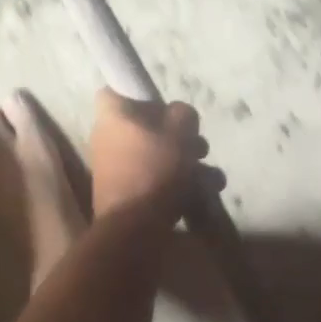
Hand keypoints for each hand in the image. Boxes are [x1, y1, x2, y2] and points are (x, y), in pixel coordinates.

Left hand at [88, 88, 209, 222]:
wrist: (133, 229)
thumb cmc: (153, 170)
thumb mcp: (178, 134)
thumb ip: (182, 115)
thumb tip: (179, 114)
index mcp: (112, 117)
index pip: (114, 92)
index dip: (138, 95)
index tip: (162, 106)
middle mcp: (108, 139)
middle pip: (144, 127)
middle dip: (178, 137)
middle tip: (201, 148)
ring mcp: (115, 169)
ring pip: (155, 156)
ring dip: (186, 164)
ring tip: (213, 178)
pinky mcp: (125, 195)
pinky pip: (153, 180)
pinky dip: (177, 185)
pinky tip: (205, 196)